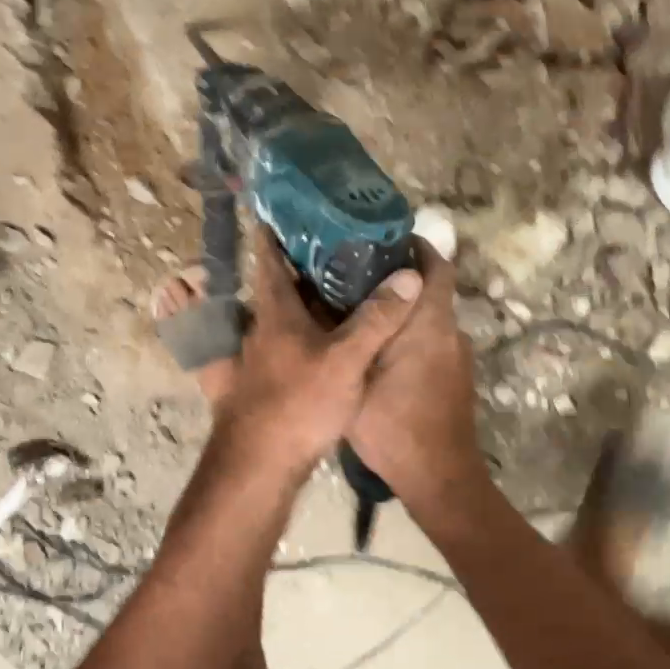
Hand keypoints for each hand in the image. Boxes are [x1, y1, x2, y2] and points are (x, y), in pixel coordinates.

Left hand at [211, 240, 423, 476]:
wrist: (260, 464)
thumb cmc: (297, 403)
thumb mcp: (345, 360)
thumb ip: (376, 318)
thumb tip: (410, 275)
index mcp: (275, 310)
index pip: (270, 256)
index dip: (276, 228)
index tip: (290, 204)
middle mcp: (263, 325)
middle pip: (281, 281)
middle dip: (304, 258)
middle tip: (340, 238)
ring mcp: (263, 353)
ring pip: (288, 311)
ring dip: (310, 293)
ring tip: (348, 278)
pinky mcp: (271, 378)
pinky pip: (293, 337)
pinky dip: (314, 324)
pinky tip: (339, 330)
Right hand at [348, 243, 487, 510]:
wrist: (439, 478)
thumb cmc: (394, 425)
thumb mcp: (355, 378)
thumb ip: (346, 337)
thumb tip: (320, 302)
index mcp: (429, 323)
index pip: (435, 265)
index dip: (414, 245)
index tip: (379, 237)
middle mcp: (450, 332)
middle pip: (427, 288)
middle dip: (394, 275)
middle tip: (349, 271)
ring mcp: (456, 357)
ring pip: (426, 316)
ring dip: (397, 307)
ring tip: (351, 308)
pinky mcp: (453, 377)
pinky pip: (429, 339)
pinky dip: (405, 332)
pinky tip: (371, 347)